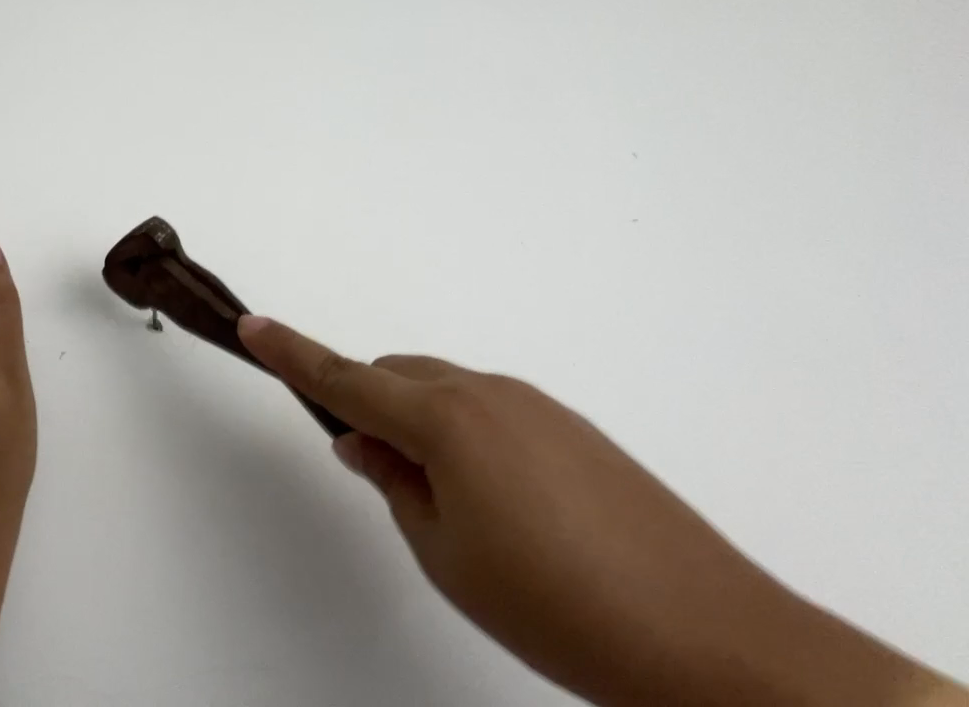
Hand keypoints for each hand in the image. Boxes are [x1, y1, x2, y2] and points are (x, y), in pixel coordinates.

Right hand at [239, 316, 963, 706]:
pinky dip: (463, 433)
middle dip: (365, 401)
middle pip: (398, 375)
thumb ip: (393, 483)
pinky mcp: (577, 431)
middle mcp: (488, 395)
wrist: (716, 644)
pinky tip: (499, 503)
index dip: (292, 354)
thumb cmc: (552, 603)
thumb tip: (367, 444)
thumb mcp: (444, 552)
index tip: (252, 325)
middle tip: (369, 466)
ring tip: (442, 500)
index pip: (346, 379)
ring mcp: (540, 408)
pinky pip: (490, 411)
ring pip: (445, 391)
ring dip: (417, 420)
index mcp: (445, 421)